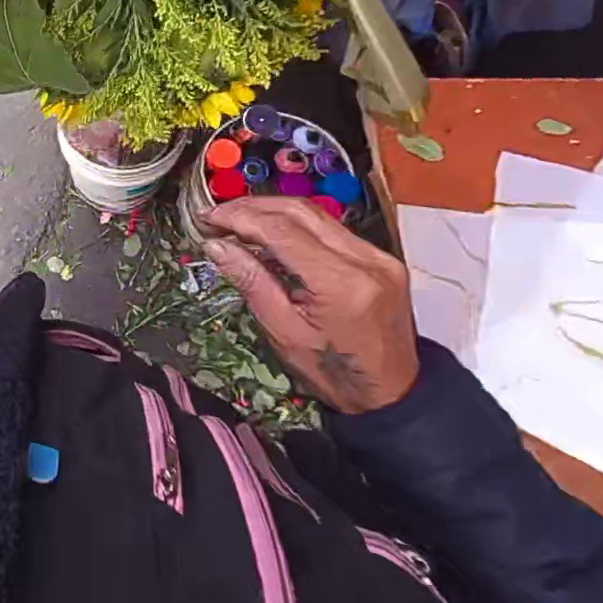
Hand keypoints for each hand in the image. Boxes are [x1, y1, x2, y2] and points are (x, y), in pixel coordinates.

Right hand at [204, 198, 419, 414]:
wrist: (393, 394)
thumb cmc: (335, 375)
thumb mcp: (285, 334)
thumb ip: (253, 283)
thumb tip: (217, 246)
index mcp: (342, 285)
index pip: (283, 231)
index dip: (241, 218)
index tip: (209, 219)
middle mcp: (366, 260)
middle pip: (300, 212)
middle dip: (253, 208)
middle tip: (218, 215)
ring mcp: (378, 255)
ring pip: (316, 214)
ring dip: (273, 211)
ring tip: (237, 219)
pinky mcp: (381, 256)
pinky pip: (332, 228)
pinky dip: (297, 225)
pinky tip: (271, 232)